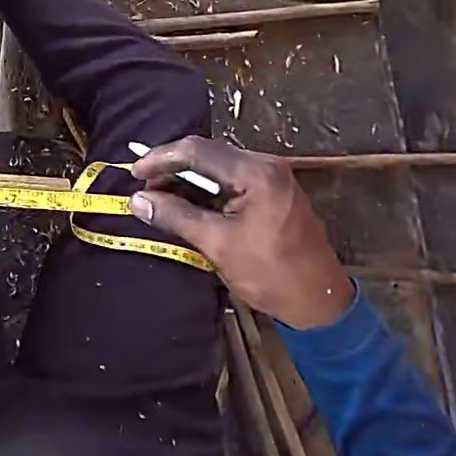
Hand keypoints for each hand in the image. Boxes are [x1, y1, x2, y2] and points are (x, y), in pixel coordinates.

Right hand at [129, 137, 352, 328]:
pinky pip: (226, 179)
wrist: (320, 304)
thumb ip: (174, 215)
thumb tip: (136, 200)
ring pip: (213, 165)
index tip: (134, 174)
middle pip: (204, 153)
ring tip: (160, 200)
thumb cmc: (271, 274)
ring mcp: (269, 177)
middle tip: (145, 191)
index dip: (159, 158)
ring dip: (184, 180)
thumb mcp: (217, 244)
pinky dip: (202, 189)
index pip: (196, 150)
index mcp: (257, 173)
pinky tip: (184, 205)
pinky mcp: (269, 190)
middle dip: (170, 169)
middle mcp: (265, 165)